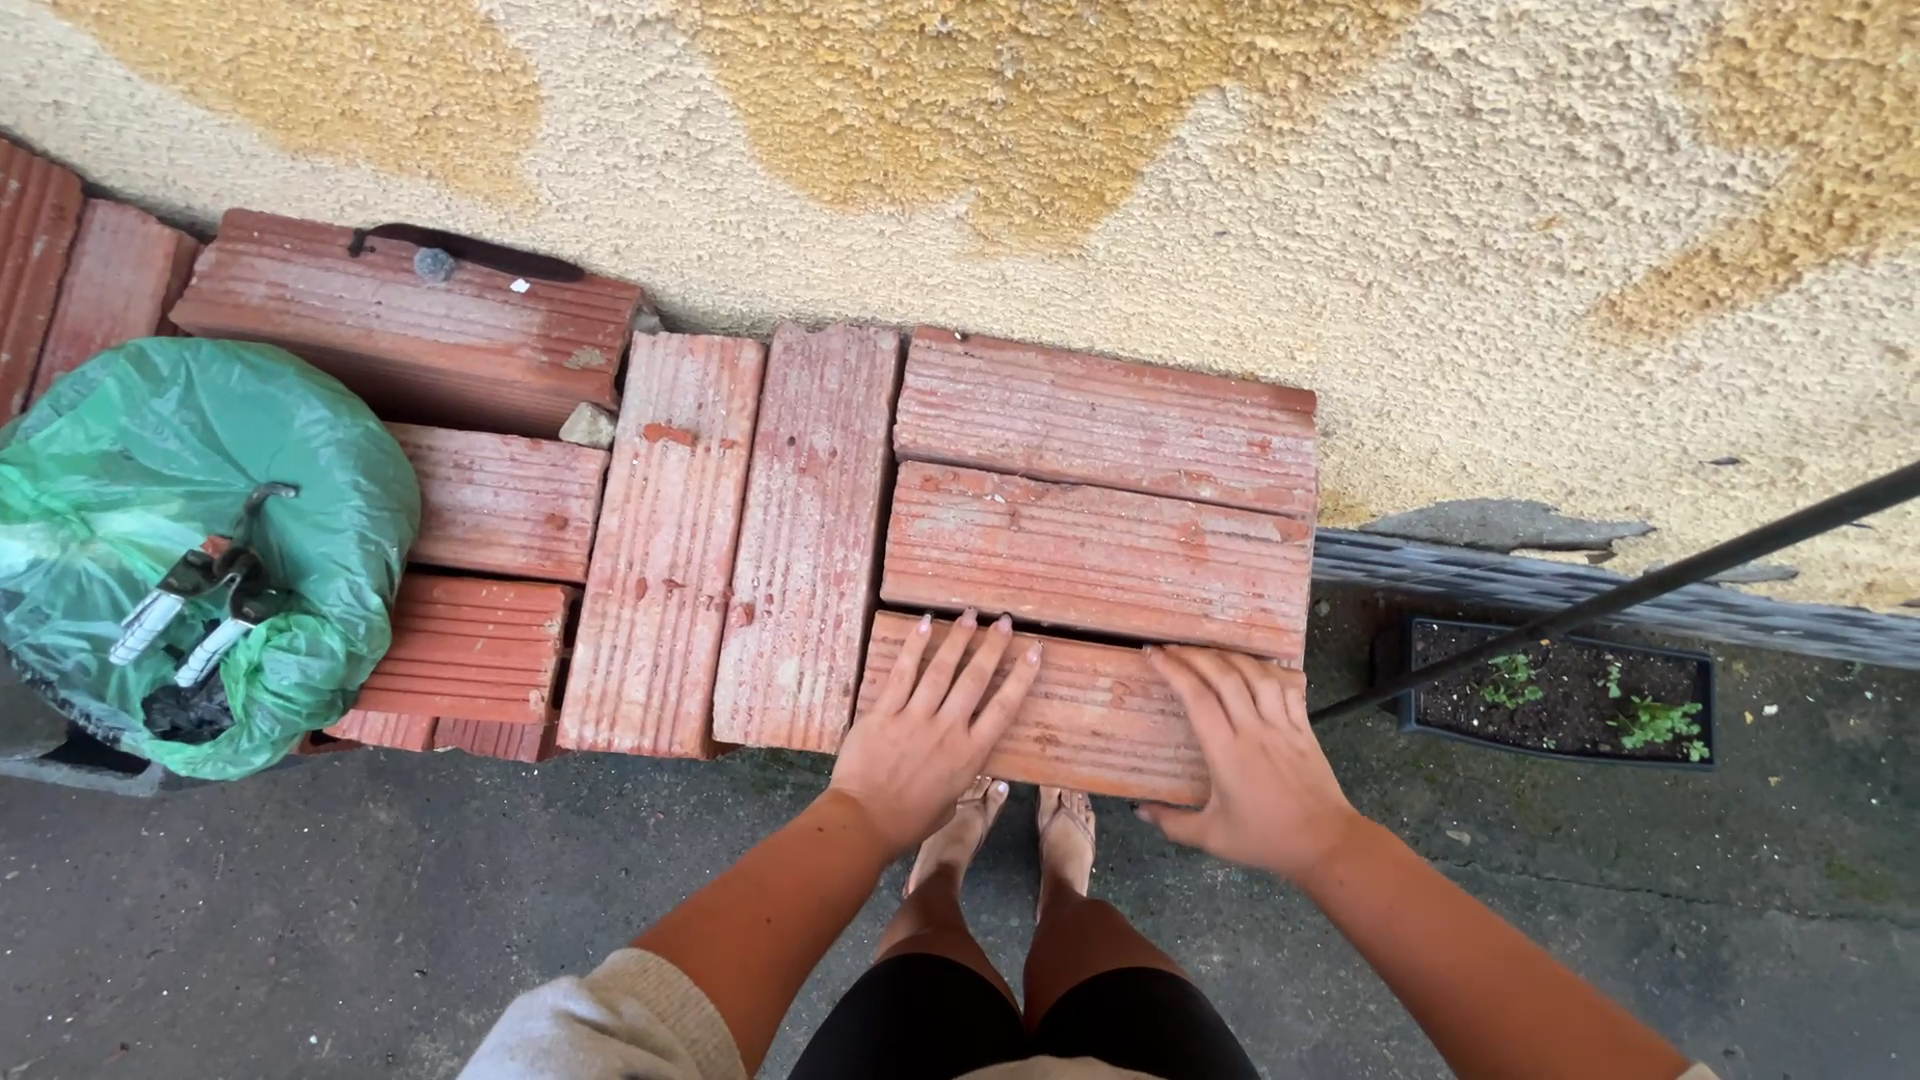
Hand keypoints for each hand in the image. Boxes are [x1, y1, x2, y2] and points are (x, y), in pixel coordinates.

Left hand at [827, 609, 1041, 856]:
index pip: (1003, 707)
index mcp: (970, 754)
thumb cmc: (909, 821)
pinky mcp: (884, 713)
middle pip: (975, 679)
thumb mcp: (950, 803)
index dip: (1021, 677)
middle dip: (992, 647)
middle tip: (1003, 621)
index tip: (1034, 651)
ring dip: (959, 639)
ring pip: (942, 670)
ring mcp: (915, 718)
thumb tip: (976, 770)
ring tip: (971, 615)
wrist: (864, 823)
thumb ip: (963, 777)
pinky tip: (925, 624)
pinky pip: (902, 674)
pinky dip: (915, 646)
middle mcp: (948, 730)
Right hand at [1136, 646, 1364, 882]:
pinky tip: (1253, 665)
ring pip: (1256, 675)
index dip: (1173, 670)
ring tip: (1208, 651)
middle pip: (1224, 676)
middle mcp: (1254, 730)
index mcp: (1226, 752)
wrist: (1327, 844)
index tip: (1153, 654)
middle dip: (1194, 654)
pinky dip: (1268, 669)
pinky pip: (1287, 687)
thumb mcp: (1212, 838)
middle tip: (1172, 648)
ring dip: (1229, 656)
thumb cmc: (1266, 840)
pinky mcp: (1305, 728)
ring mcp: (1283, 726)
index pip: (1197, 697)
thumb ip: (1172, 824)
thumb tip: (1139, 811)